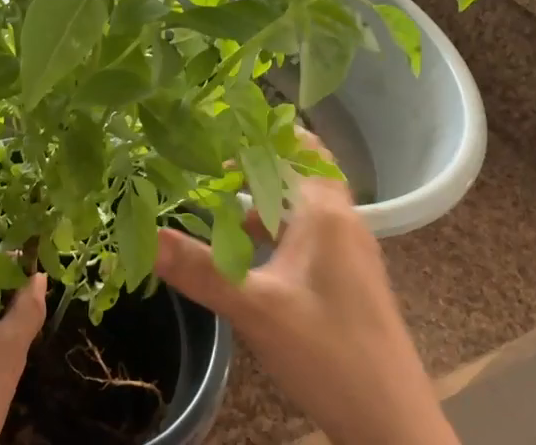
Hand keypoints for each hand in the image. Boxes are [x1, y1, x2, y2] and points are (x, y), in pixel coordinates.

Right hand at [155, 133, 457, 444]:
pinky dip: (271, 234)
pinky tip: (241, 256)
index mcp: (326, 213)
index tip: (215, 122)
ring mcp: (347, 254)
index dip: (261, 130)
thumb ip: (199, 269)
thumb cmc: (330, 353)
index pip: (299, 145)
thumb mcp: (256, 309)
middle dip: (249, 166)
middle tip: (199, 162)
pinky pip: (303, 238)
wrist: (392, 425)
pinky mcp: (345, 282)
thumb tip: (143, 233)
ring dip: (258, 203)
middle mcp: (341, 222)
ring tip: (209, 205)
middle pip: (294, 174)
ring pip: (297, 209)